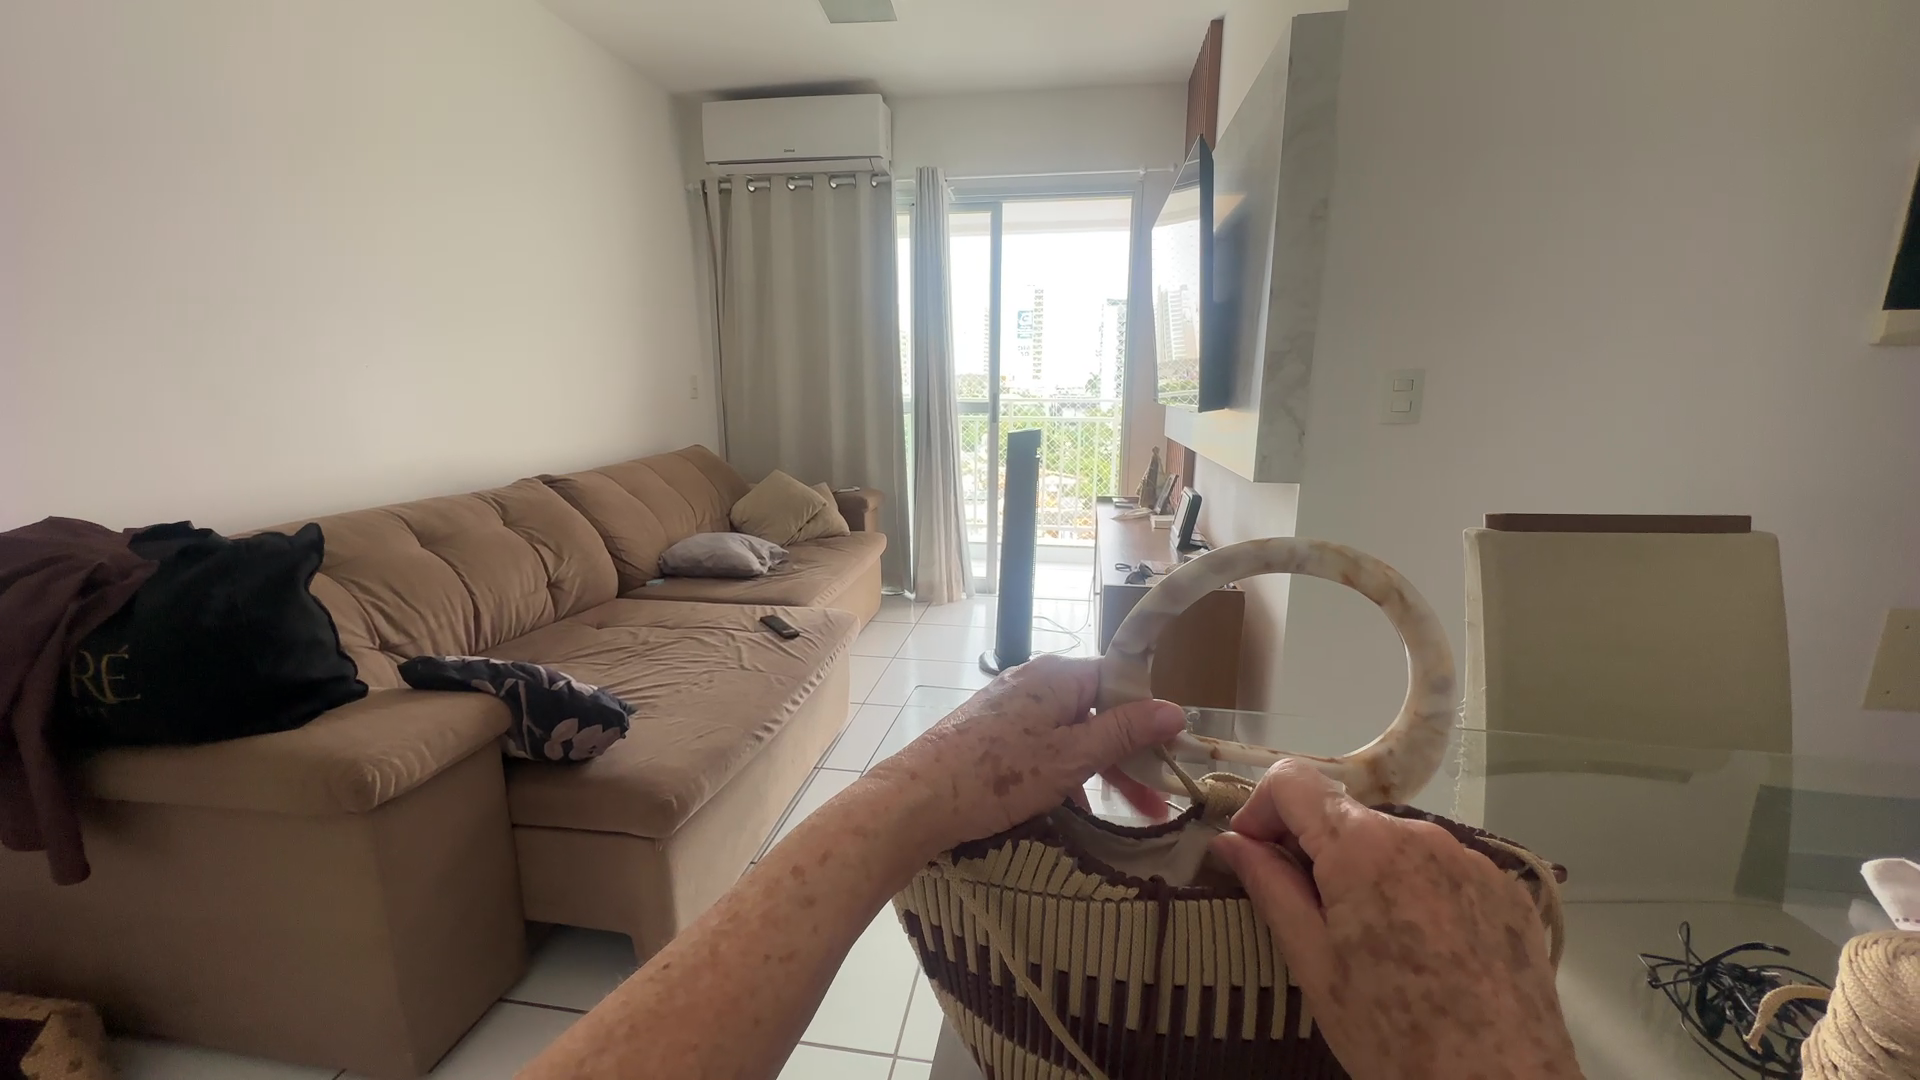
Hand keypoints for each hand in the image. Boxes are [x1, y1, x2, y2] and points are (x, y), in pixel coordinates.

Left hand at [866, 655, 1186, 856]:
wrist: (919, 798)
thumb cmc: (998, 774)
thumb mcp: (1072, 756)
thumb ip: (1124, 732)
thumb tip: (1175, 708)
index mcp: (1057, 676)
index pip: (1118, 679)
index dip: (1148, 713)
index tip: (1171, 751)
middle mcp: (1035, 681)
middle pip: (1097, 708)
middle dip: (1129, 752)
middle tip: (1158, 797)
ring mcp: (1012, 706)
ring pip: (1072, 731)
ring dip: (1101, 767)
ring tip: (1131, 810)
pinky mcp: (995, 731)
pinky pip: (1045, 744)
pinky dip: (1066, 771)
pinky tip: (1079, 808)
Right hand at [1209, 760, 1581, 1079]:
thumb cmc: (1391, 1035)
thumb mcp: (1311, 960)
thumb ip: (1268, 884)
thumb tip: (1230, 840)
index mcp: (1364, 845)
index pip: (1293, 780)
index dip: (1260, 808)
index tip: (1254, 851)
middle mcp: (1420, 833)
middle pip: (1342, 813)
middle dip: (1313, 847)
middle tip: (1306, 909)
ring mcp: (1471, 860)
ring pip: (1389, 839)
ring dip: (1363, 867)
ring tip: (1369, 936)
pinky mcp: (1506, 890)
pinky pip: (1438, 865)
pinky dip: (1412, 886)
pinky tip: (1421, 946)